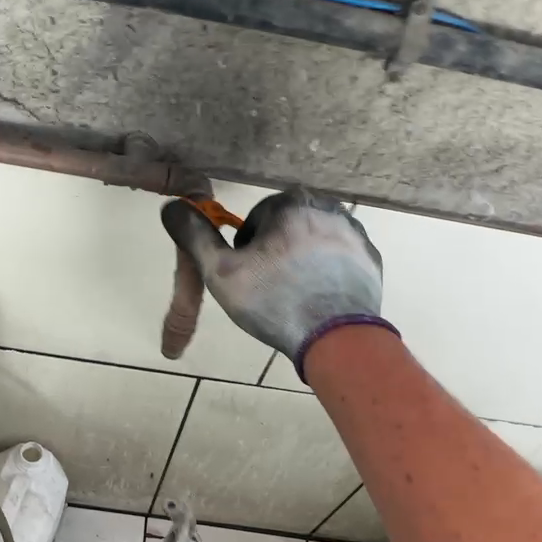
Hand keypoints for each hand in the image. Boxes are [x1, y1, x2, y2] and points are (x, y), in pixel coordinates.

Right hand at [161, 187, 385, 380]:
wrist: (335, 337)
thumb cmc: (273, 302)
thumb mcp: (221, 274)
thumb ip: (195, 237)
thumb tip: (171, 207)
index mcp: (290, 204)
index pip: (258, 220)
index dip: (247, 251)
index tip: (249, 279)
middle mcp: (327, 208)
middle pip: (289, 229)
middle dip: (277, 254)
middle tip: (271, 292)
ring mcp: (354, 233)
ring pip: (315, 243)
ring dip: (303, 263)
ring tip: (295, 298)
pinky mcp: (370, 259)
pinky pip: (341, 261)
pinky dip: (329, 275)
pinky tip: (319, 301)